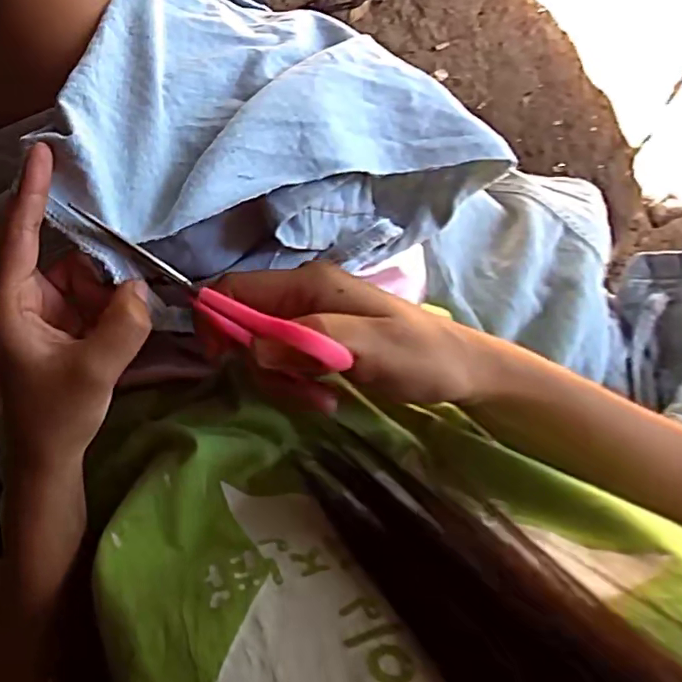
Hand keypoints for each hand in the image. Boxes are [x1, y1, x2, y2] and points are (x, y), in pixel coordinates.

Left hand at [0, 143, 151, 472]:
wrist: (49, 460)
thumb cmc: (54, 418)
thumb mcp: (91, 374)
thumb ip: (122, 326)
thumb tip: (140, 288)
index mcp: (13, 304)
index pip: (18, 237)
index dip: (30, 192)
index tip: (39, 151)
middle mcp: (27, 298)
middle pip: (65, 259)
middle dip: (96, 271)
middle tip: (116, 293)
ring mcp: (48, 310)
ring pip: (86, 279)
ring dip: (110, 295)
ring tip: (117, 333)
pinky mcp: (68, 323)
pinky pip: (96, 298)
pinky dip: (115, 305)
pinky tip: (125, 327)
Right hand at [209, 262, 498, 408]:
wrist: (465, 369)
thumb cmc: (421, 355)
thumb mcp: (370, 348)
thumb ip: (310, 339)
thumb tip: (252, 346)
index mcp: (307, 283)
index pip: (234, 288)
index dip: (216, 319)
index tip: (222, 359)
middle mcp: (300, 293)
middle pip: (243, 322)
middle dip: (258, 362)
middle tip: (296, 391)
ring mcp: (307, 315)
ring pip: (260, 347)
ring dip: (280, 379)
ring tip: (321, 398)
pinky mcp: (316, 337)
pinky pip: (283, 359)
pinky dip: (294, 382)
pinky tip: (325, 396)